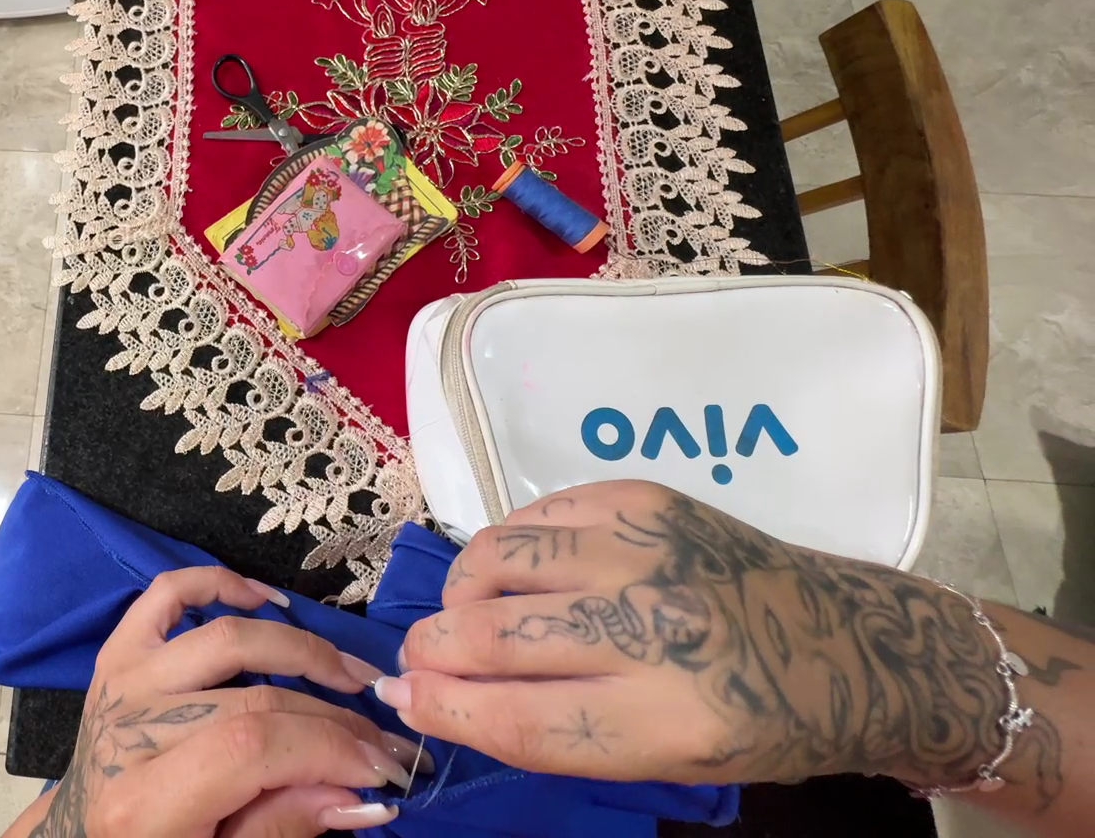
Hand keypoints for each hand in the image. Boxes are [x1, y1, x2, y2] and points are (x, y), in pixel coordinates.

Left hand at [12, 566, 424, 837]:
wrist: (81, 835)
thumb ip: (282, 825)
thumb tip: (364, 790)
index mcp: (143, 801)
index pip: (252, 748)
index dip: (329, 749)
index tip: (385, 766)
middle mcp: (126, 726)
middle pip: (249, 698)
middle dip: (332, 716)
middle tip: (382, 736)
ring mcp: (119, 677)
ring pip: (223, 638)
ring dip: (297, 648)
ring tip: (347, 672)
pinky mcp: (117, 648)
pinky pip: (167, 593)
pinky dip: (218, 582)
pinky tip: (267, 599)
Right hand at [380, 480, 1037, 791]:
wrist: (853, 643)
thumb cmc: (755, 721)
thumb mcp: (664, 756)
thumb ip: (545, 725)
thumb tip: (426, 694)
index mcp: (679, 720)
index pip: (523, 719)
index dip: (446, 710)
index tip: (402, 697)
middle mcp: (660, 628)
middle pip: (496, 636)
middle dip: (431, 647)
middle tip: (417, 653)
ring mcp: (644, 549)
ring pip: (494, 557)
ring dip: (458, 589)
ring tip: (467, 606)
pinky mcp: (636, 498)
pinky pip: (527, 517)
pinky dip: (504, 550)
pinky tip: (519, 572)